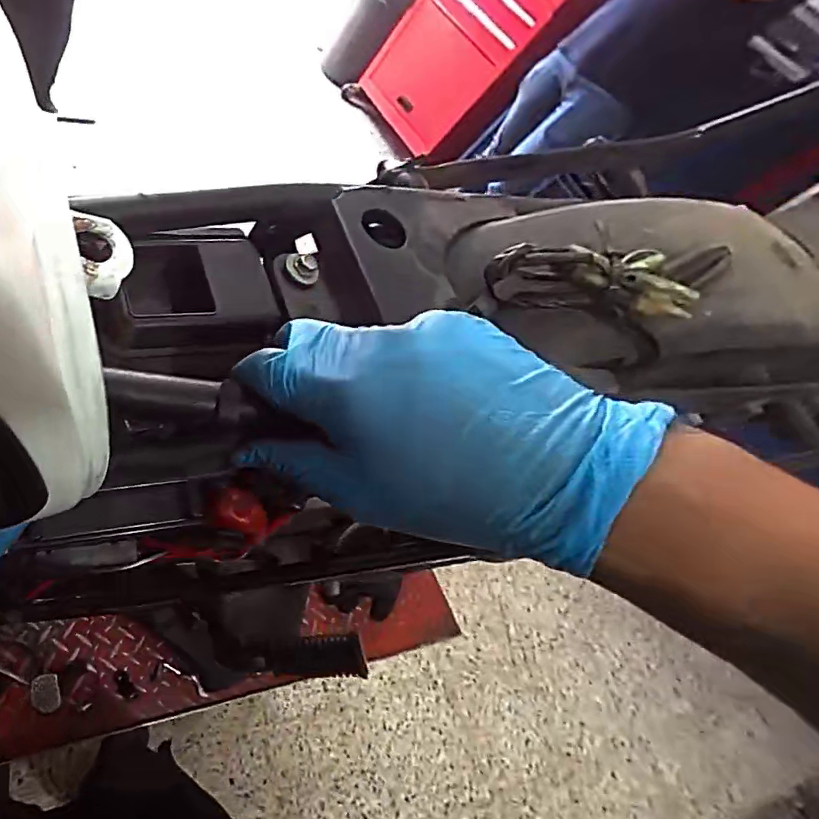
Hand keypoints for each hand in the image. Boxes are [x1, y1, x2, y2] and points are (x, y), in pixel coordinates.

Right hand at [231, 312, 675, 574]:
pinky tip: (419, 402)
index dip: (250, 386)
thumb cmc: (463, 491)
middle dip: (294, 372)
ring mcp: (417, 331)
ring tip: (378, 416)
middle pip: (301, 340)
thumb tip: (254, 446)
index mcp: (336, 384)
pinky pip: (401, 338)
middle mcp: (371, 344)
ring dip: (346, 371)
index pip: (262, 363)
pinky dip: (394, 365)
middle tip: (312, 414)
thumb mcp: (354, 488)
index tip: (255, 404)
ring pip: (350, 340)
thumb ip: (290, 458)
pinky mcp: (456, 327)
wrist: (568, 475)